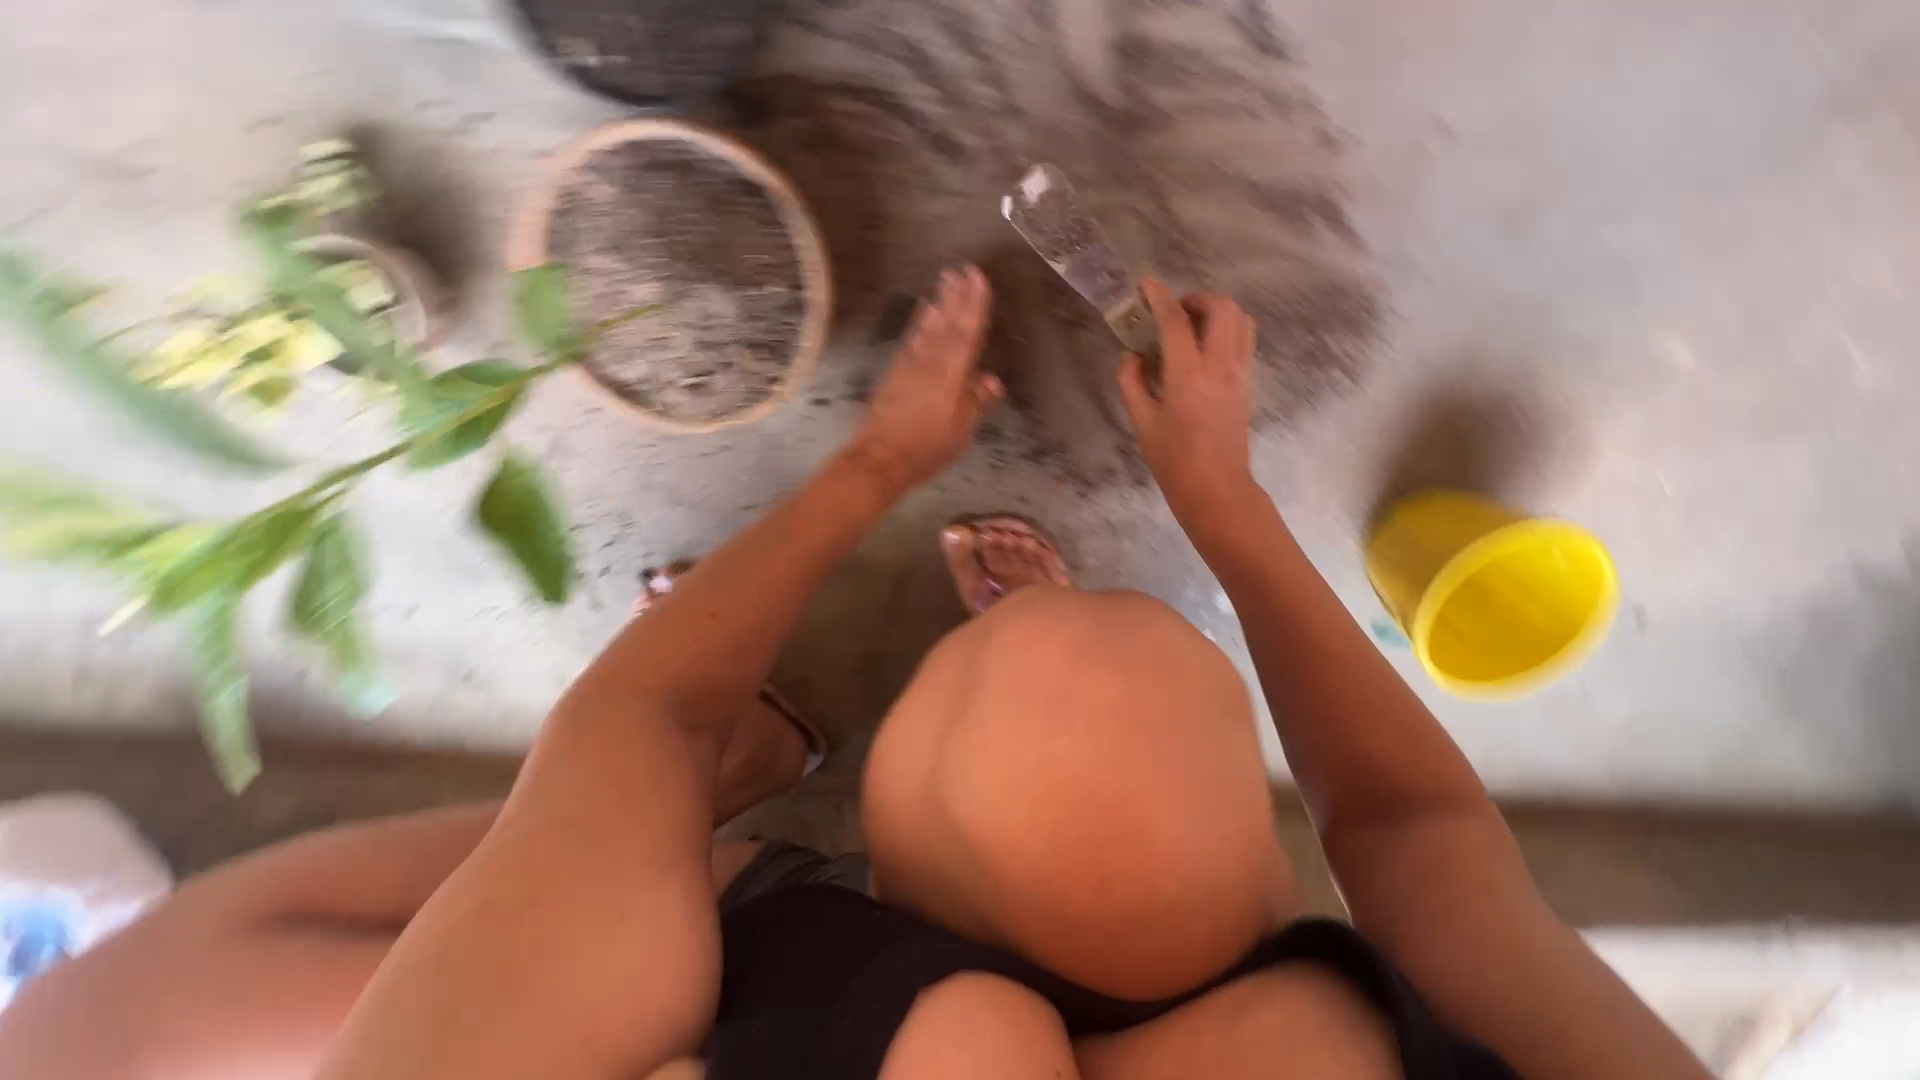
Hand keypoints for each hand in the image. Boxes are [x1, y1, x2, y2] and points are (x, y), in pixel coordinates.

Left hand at [846, 265, 1003, 492]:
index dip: (975, 305)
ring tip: (946, 280)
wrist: (880, 458)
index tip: (980, 279)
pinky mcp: (895, 373)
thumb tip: (992, 380)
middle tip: (963, 269)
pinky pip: (912, 339)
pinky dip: (919, 322)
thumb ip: (977, 403)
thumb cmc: (927, 449)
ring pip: (929, 327)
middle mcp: (931, 363)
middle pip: (948, 323)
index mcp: (953, 375)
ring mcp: (910, 365)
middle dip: (958, 296)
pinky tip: (923, 311)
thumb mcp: (961, 432)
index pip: (968, 333)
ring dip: (939, 302)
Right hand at [1117, 279, 1259, 515]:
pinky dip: (1225, 331)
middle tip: (1172, 312)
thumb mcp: (1142, 421)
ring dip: (1216, 312)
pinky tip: (1202, 351)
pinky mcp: (1248, 383)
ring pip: (1240, 319)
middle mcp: (1220, 366)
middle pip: (1222, 307)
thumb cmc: (1173, 460)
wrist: (1216, 488)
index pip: (1176, 320)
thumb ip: (1132, 382)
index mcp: (1189, 375)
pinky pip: (1243, 340)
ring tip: (1190, 328)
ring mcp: (1240, 373)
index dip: (1159, 296)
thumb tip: (1133, 355)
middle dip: (1196, 299)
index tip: (1146, 284)